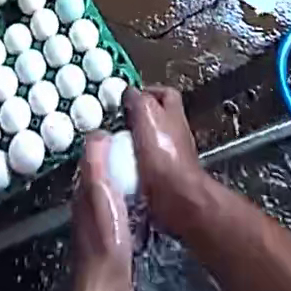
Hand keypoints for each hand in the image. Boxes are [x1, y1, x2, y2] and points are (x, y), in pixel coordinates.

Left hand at [71, 134, 132, 290]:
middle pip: (103, 171)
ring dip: (126, 181)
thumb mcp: (98, 187)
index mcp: (83, 186)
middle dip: (118, 160)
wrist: (109, 280)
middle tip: (137, 153)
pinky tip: (142, 205)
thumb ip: (96, 161)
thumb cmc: (104, 237)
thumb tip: (99, 135)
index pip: (92, 154)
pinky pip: (123, 209)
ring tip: (143, 175)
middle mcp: (87, 201)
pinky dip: (132, 201)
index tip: (123, 135)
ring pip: (113, 189)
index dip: (107, 142)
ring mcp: (99, 219)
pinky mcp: (112, 235)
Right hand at [124, 87, 207, 235]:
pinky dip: (131, 165)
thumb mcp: (146, 113)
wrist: (177, 198)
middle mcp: (174, 132)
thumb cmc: (166, 156)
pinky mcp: (162, 177)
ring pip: (145, 142)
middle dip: (133, 120)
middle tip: (116, 122)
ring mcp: (169, 156)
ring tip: (114, 145)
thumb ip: (137, 98)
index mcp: (173, 111)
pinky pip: (142, 165)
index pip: (162, 92)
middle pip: (152, 118)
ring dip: (130, 143)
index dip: (145, 92)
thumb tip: (129, 92)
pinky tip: (121, 167)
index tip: (126, 97)